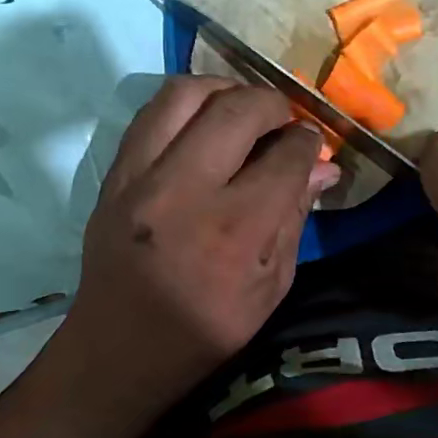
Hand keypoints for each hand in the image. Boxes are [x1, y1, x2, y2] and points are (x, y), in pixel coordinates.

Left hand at [63, 77, 340, 388]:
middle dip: (274, 104)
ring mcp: (140, 178)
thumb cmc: (209, 328)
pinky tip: (203, 122)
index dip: (308, 141)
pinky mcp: (113, 175)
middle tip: (284, 119)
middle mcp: (185, 191)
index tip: (312, 141)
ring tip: (243, 108)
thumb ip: (295, 217)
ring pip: (186, 94)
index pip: (285, 157)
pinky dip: (186, 105)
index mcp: (235, 230)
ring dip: (225, 90)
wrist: (121, 347)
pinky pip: (151, 113)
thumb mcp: (272, 286)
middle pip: (238, 110)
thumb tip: (323, 166)